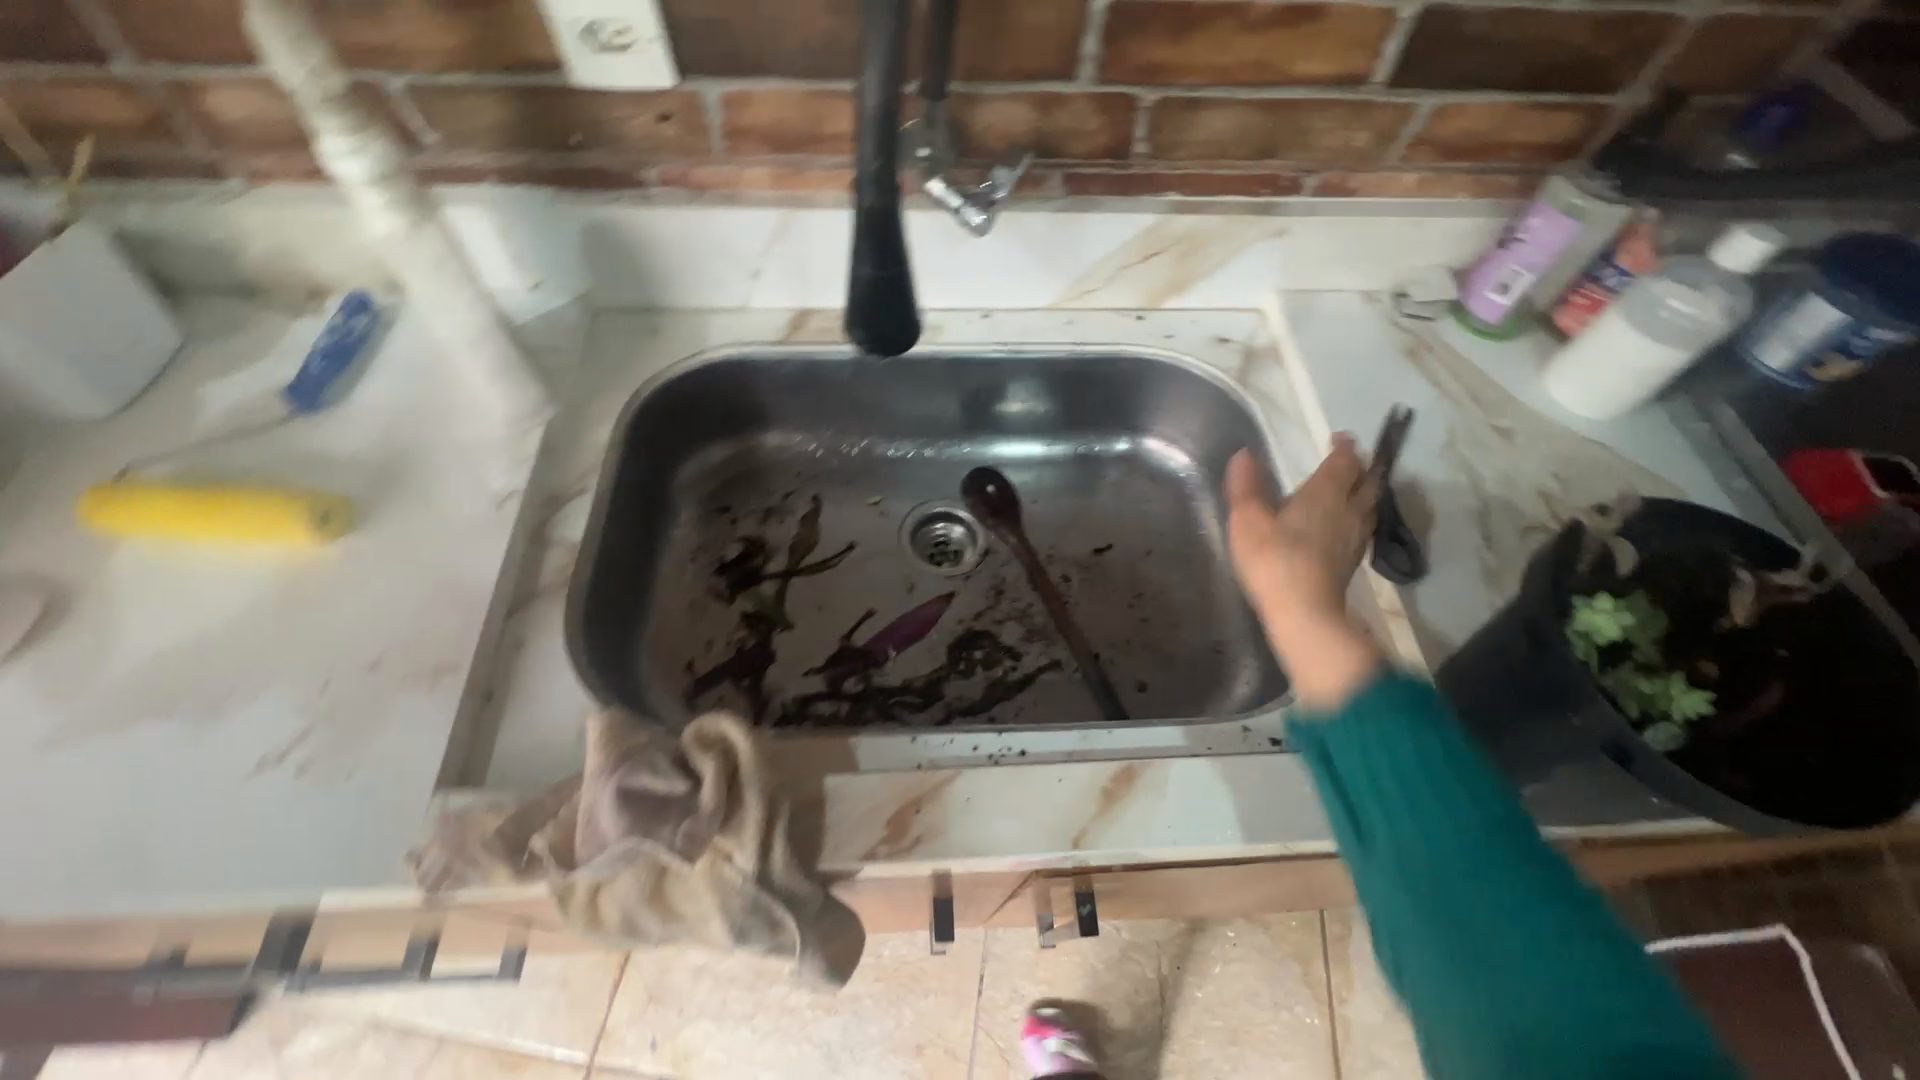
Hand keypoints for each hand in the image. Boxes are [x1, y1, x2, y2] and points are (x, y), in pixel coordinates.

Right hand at [1225, 438, 1383, 708]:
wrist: (1303, 613)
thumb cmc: (1273, 560)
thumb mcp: (1248, 520)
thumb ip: (1245, 486)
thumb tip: (1243, 455)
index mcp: (1326, 493)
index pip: (1344, 461)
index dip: (1344, 446)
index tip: (1339, 438)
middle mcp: (1349, 510)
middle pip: (1368, 481)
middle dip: (1364, 466)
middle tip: (1353, 459)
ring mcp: (1355, 538)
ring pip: (1370, 506)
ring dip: (1366, 492)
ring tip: (1354, 488)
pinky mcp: (1352, 562)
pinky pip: (1363, 528)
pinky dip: (1359, 517)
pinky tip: (1346, 526)